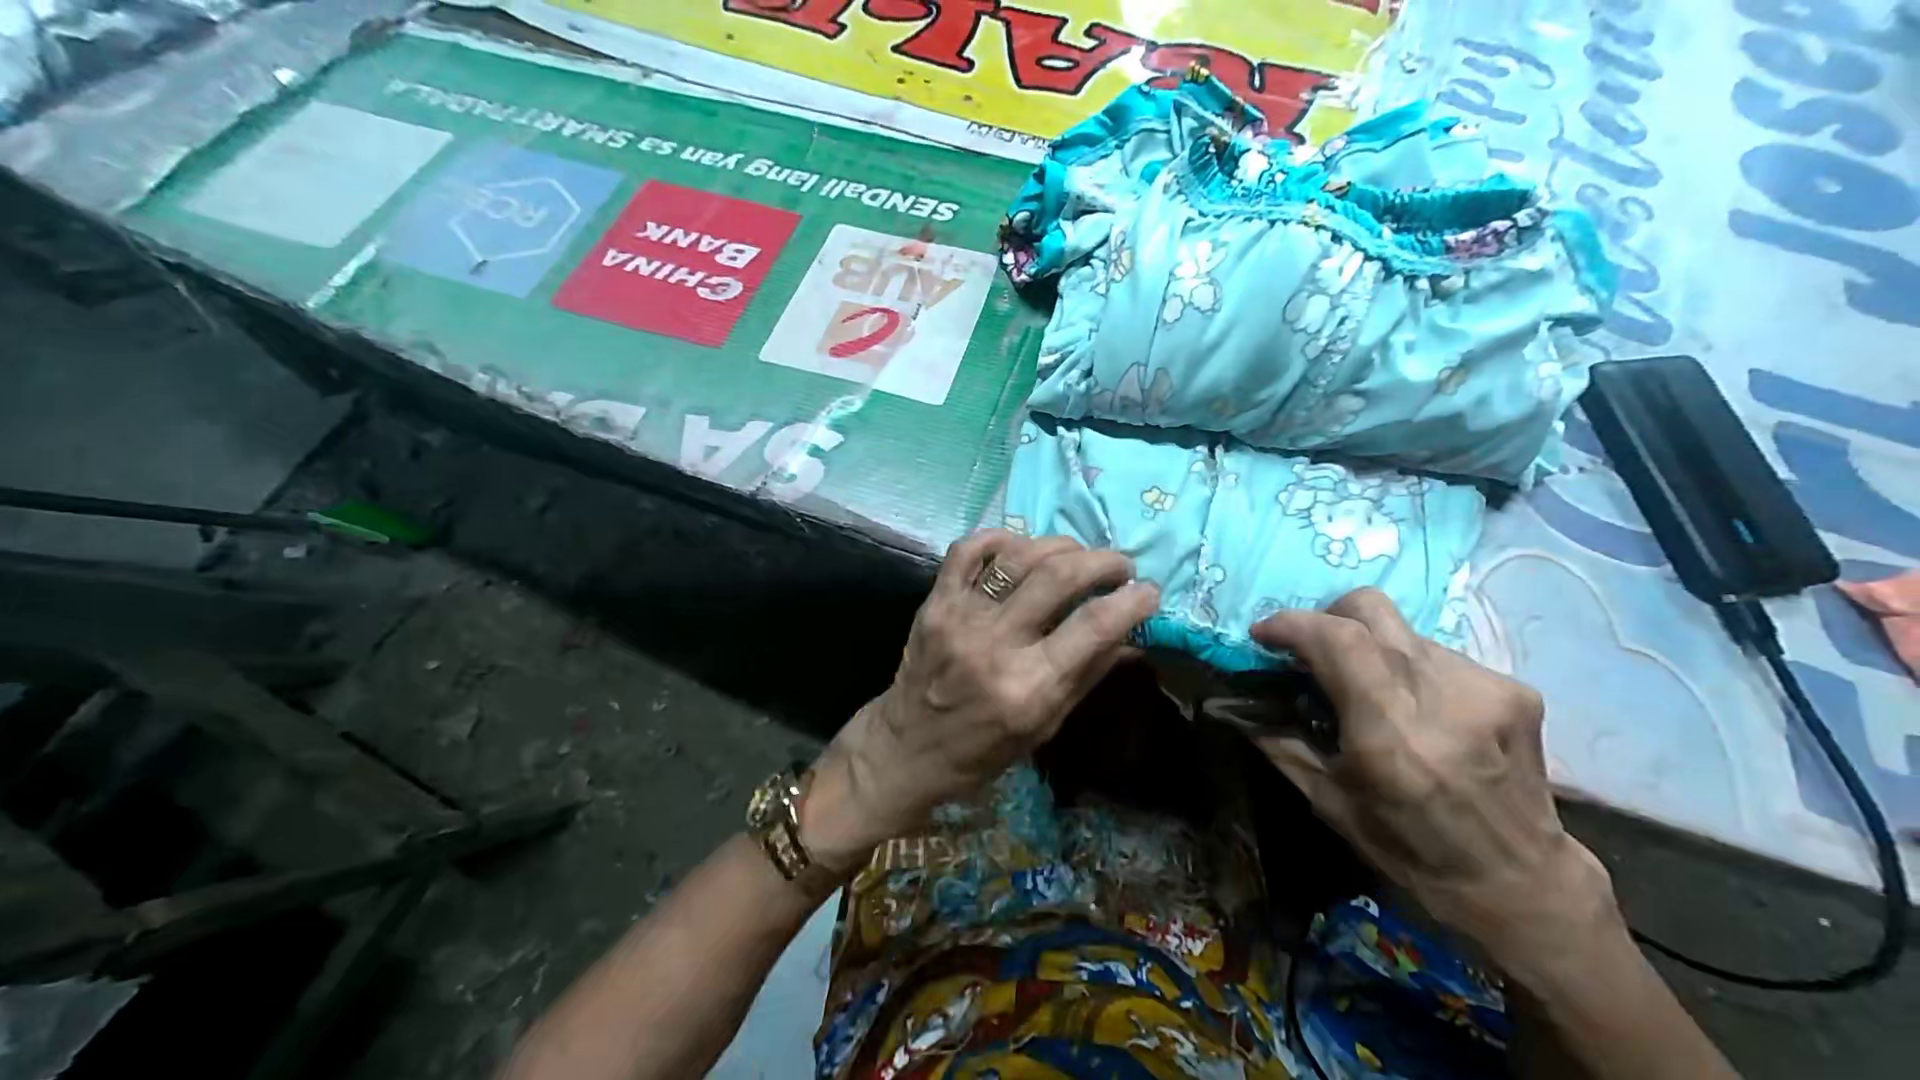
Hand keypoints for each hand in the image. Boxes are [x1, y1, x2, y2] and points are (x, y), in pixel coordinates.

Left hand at [801, 532, 1158, 870]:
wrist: (908, 748)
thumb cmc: (983, 750)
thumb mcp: (1046, 726)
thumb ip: (1088, 674)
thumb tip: (1133, 635)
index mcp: (1029, 688)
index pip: (1095, 626)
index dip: (1132, 600)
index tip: (1148, 591)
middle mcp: (995, 645)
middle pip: (1059, 577)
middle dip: (1103, 561)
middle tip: (1119, 566)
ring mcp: (960, 617)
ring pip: (1018, 556)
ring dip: (1059, 545)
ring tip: (1077, 555)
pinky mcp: (934, 602)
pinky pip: (967, 550)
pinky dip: (1000, 538)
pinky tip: (1021, 546)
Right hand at [1249, 588, 1620, 978]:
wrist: (1519, 881)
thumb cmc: (1409, 848)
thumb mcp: (1327, 799)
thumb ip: (1278, 739)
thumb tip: (1231, 699)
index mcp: (1390, 734)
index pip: (1337, 639)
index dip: (1292, 623)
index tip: (1264, 634)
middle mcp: (1441, 698)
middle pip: (1370, 609)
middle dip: (1327, 615)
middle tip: (1311, 646)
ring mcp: (1486, 688)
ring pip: (1404, 630)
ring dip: (1371, 647)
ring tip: (1369, 688)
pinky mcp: (1516, 689)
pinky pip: (1440, 654)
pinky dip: (1411, 668)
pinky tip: (1417, 707)